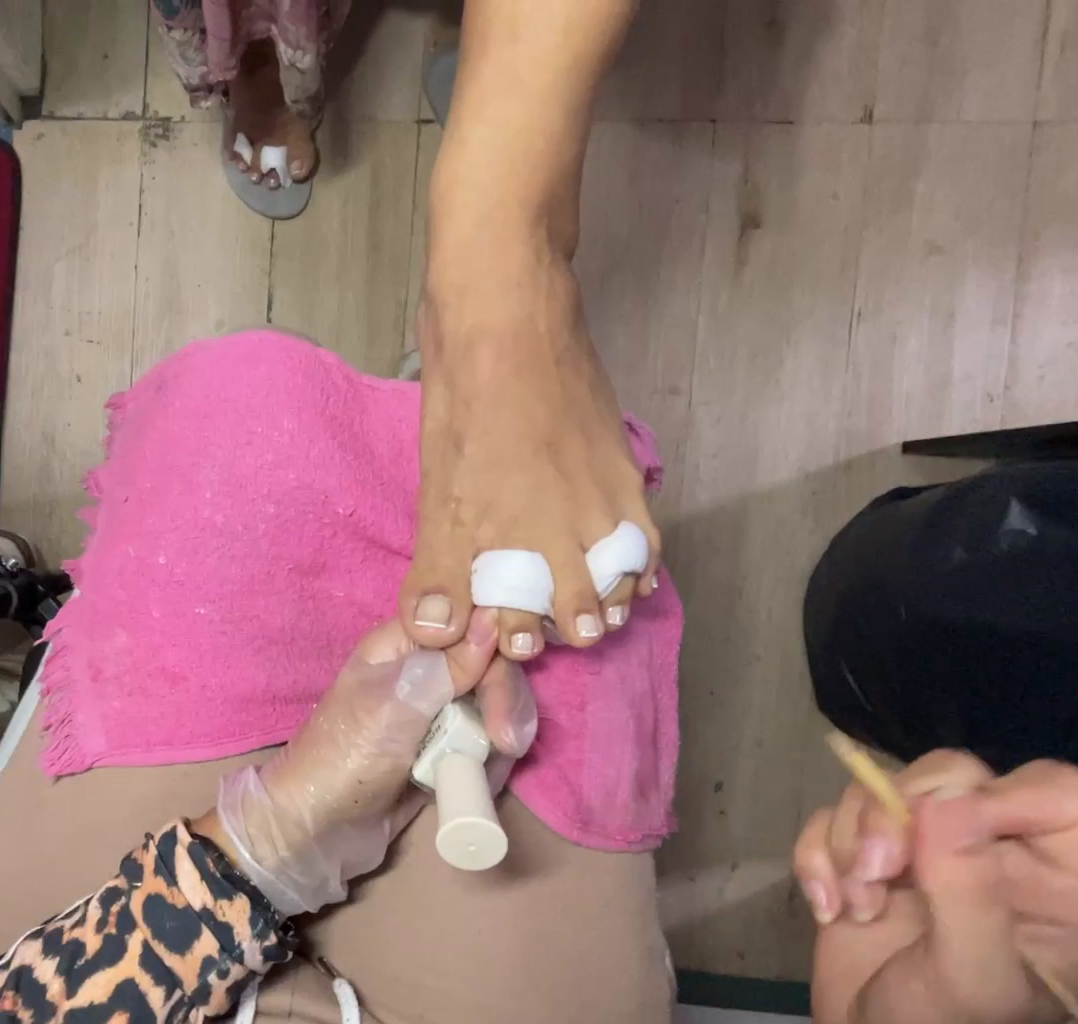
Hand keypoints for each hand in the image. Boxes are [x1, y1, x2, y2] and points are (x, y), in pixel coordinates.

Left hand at [194, 612, 536, 914]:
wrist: (320, 830)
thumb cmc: (347, 757)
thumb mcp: (397, 705)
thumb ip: (447, 666)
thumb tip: (489, 616)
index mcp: (401, 647)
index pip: (466, 625)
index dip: (497, 641)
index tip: (521, 663)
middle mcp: (421, 673)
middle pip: (487, 667)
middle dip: (503, 699)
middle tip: (506, 740)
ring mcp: (433, 715)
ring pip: (491, 708)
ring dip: (503, 731)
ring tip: (499, 757)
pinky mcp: (442, 753)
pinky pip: (483, 745)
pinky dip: (492, 759)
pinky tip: (488, 776)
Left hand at [402, 253, 660, 662]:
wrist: (512, 326)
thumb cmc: (464, 410)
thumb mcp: (436, 492)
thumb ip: (439, 567)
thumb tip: (432, 634)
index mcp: (519, 548)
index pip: (528, 628)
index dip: (514, 642)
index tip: (501, 640)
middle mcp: (575, 538)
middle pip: (584, 615)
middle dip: (561, 630)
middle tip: (541, 625)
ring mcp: (610, 507)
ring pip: (620, 583)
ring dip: (602, 605)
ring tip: (582, 610)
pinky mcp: (629, 476)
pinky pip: (644, 543)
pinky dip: (634, 568)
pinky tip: (623, 573)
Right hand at [793, 750, 1077, 1023]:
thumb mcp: (970, 977)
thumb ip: (969, 893)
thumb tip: (946, 803)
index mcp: (1059, 887)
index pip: (1056, 794)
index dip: (999, 796)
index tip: (940, 832)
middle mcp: (994, 857)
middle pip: (950, 776)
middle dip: (893, 816)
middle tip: (877, 871)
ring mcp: (923, 855)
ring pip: (876, 791)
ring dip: (848, 843)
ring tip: (853, 904)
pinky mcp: (862, 857)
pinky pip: (828, 817)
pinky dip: (815, 855)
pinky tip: (828, 905)